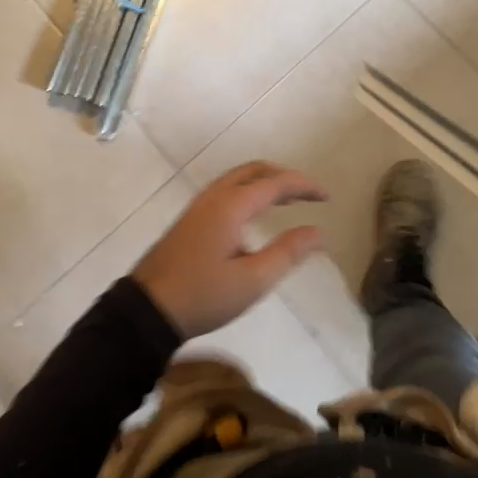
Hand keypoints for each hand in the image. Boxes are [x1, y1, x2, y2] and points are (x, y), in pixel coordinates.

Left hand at [131, 162, 328, 338]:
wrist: (149, 307)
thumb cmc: (204, 295)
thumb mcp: (253, 280)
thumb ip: (288, 252)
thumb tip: (319, 232)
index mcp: (231, 205)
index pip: (275, 183)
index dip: (304, 185)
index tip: (327, 197)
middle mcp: (214, 196)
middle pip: (255, 170)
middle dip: (285, 176)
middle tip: (309, 194)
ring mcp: (199, 205)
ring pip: (238, 178)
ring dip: (265, 181)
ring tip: (288, 200)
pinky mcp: (191, 218)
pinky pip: (226, 189)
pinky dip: (249, 190)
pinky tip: (255, 214)